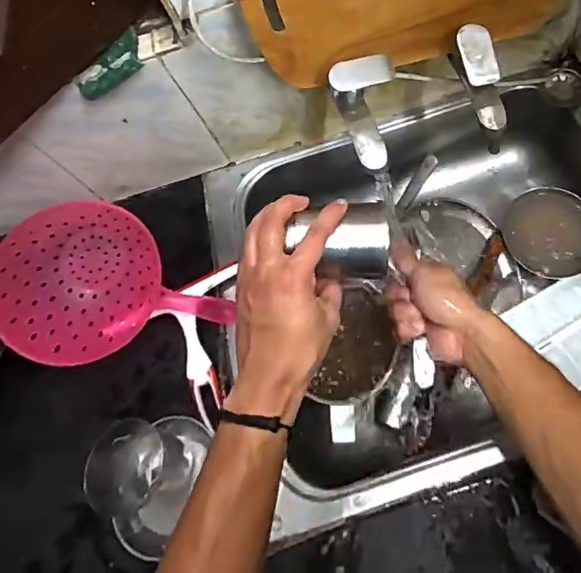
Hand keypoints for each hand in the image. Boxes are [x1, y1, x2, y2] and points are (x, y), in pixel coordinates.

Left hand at [225, 195, 346, 423]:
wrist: (266, 377)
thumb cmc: (299, 353)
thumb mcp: (327, 319)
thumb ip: (330, 291)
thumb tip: (328, 280)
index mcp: (292, 275)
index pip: (313, 235)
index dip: (329, 216)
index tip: (339, 206)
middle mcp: (266, 269)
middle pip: (270, 220)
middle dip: (285, 203)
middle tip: (301, 202)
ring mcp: (249, 275)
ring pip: (252, 230)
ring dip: (267, 215)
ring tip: (281, 213)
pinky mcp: (241, 286)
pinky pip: (247, 249)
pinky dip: (258, 235)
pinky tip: (269, 242)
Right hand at [387, 248, 485, 364]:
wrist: (462, 333)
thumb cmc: (447, 298)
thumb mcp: (424, 272)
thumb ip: (406, 258)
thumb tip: (397, 238)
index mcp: (426, 274)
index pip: (400, 272)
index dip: (397, 278)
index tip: (401, 281)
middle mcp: (422, 291)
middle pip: (394, 292)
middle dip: (399, 299)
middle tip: (411, 300)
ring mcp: (420, 312)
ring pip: (395, 311)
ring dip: (405, 315)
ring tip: (419, 318)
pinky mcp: (418, 331)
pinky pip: (400, 329)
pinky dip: (408, 329)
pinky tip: (419, 329)